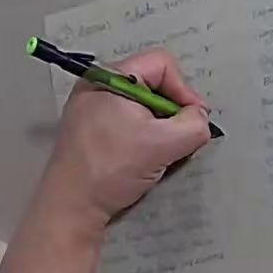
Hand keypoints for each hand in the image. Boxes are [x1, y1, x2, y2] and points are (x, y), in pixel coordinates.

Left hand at [35, 47, 213, 233]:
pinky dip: (144, 140)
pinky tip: (143, 162)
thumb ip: (194, 126)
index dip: (184, 91)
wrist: (72, 207)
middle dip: (173, 113)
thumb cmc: (110, 169)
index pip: (162, 65)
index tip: (193, 120)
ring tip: (159, 155)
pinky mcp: (92, 134)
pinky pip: (129, 126)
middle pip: (154, 86)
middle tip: (178, 141)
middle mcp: (98, 87)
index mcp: (110, 77)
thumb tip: (201, 119)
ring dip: (160, 130)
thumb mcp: (163, 144)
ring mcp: (92, 111)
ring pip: (143, 109)